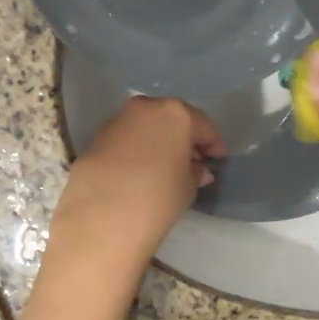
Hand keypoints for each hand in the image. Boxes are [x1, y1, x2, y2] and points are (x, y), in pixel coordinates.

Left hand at [52, 96, 225, 263]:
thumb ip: (196, 174)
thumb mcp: (188, 188)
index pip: (203, 125)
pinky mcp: (99, 137)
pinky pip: (128, 138)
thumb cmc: (159, 196)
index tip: (219, 158)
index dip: (214, 144)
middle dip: (185, 138)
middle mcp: (147, 108)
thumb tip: (198, 171)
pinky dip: (139, 149)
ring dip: (160, 142)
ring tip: (167, 167)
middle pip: (173, 119)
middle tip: (194, 161)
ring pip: (147, 126)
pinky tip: (142, 171)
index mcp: (176, 114)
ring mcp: (119, 119)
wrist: (106, 211)